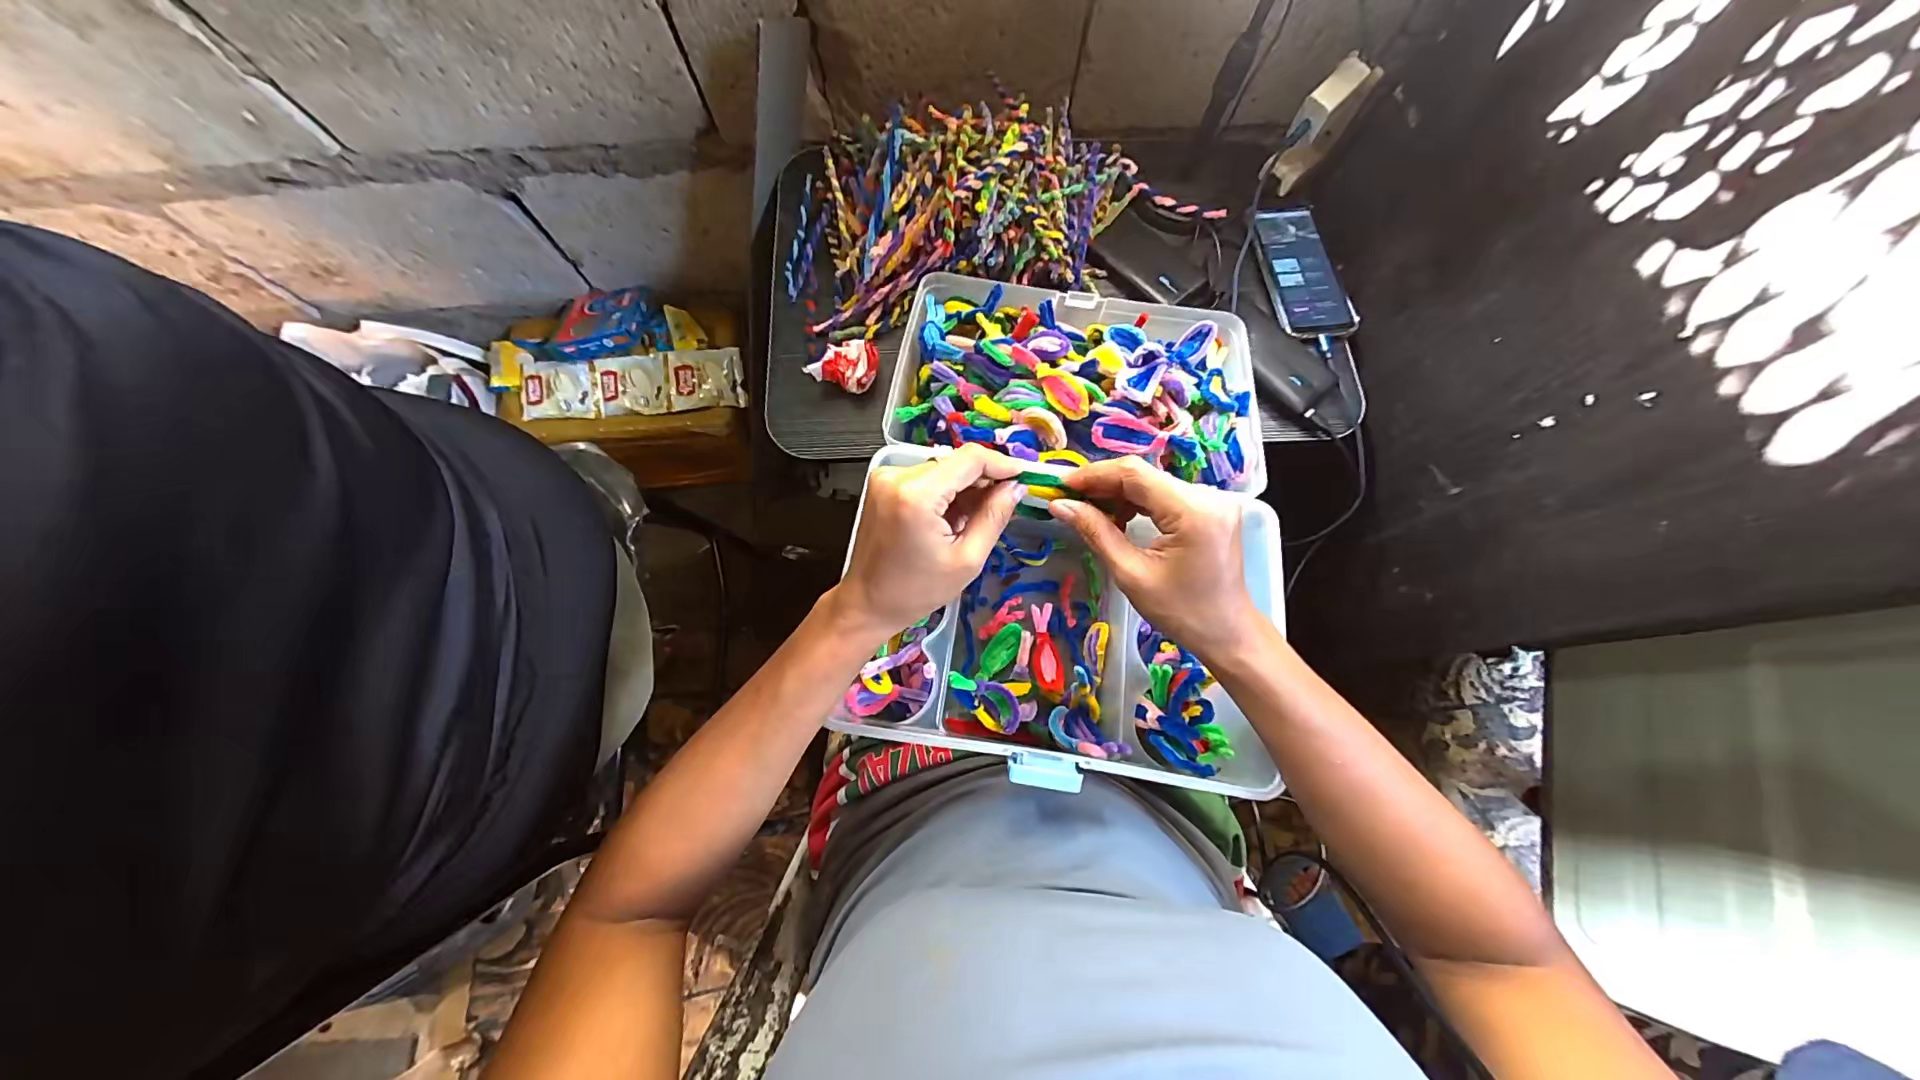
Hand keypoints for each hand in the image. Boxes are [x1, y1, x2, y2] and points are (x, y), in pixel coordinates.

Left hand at [834, 444, 1025, 642]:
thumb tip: (1015, 487)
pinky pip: (926, 477)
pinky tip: (948, 520)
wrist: (867, 603)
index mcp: (917, 495)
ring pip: (942, 469)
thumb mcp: (967, 559)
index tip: (1023, 477)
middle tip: (1001, 506)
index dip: (1001, 464)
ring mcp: (886, 477)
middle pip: (955, 463)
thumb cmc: (916, 591)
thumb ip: (994, 516)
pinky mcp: (882, 483)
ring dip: (963, 489)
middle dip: (982, 481)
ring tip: (968, 523)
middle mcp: (897, 476)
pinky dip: (943, 493)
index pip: (970, 458)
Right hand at [1047, 457, 1263, 663]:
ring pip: (1152, 482)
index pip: (1135, 474)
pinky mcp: (1210, 509)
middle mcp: (1207, 496)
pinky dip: (1137, 502)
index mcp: (1192, 511)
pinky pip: (1165, 494)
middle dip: (1102, 484)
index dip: (1094, 474)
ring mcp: (1212, 500)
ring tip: (1086, 510)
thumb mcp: (1131, 574)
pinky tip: (1115, 516)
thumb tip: (1060, 506)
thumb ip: (1096, 532)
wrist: (1226, 632)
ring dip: (1117, 493)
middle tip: (1067, 498)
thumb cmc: (1181, 612)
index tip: (1061, 485)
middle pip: (1143, 475)